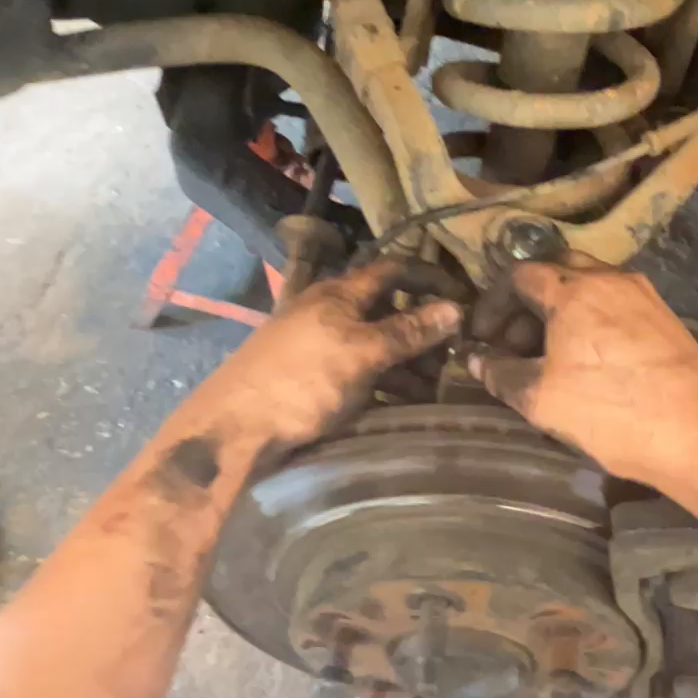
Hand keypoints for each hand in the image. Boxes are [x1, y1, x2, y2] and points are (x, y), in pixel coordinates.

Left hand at [177, 258, 462, 449]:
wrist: (235, 428)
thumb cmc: (300, 379)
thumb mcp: (360, 353)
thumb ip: (406, 331)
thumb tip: (455, 307)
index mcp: (339, 294)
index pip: (393, 270)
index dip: (428, 276)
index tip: (462, 295)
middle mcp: (331, 313)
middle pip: (388, 311)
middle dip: (423, 330)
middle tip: (456, 354)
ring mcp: (323, 347)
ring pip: (377, 346)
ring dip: (408, 362)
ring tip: (439, 387)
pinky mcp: (317, 380)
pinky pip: (363, 374)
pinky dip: (387, 384)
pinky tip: (407, 404)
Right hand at [467, 260, 697, 490]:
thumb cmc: (611, 411)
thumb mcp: (541, 398)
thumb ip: (501, 373)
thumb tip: (476, 359)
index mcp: (571, 290)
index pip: (518, 277)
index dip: (492, 305)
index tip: (482, 336)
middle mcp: (606, 278)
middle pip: (554, 270)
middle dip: (526, 300)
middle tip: (514, 340)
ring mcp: (640, 294)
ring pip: (587, 283)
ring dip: (559, 307)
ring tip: (548, 352)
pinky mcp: (663, 315)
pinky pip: (613, 301)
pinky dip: (588, 316)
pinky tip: (587, 356)